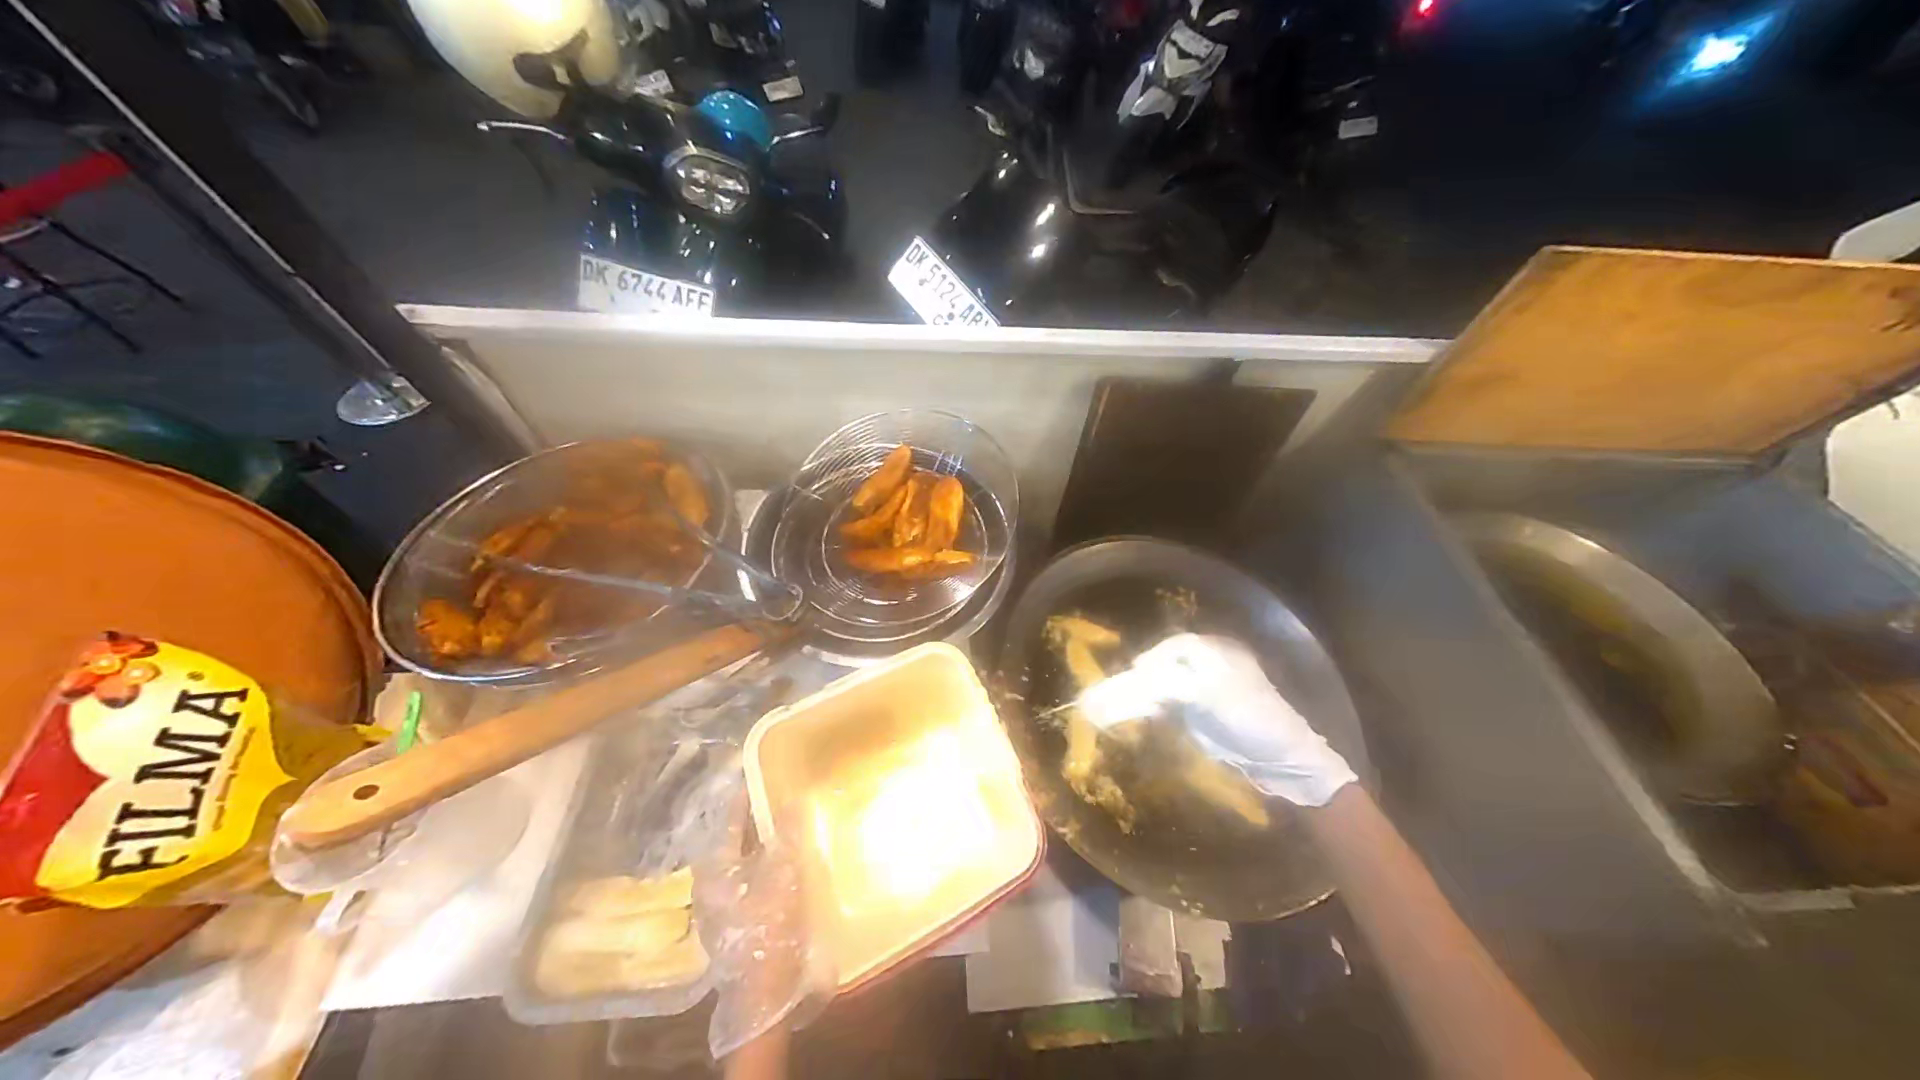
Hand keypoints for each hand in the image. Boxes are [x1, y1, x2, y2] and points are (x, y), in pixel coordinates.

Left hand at [694, 798, 829, 1061]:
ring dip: (765, 841)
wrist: (765, 997)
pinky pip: (751, 878)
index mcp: (714, 867)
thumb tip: (793, 798)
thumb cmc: (768, 930)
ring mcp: (720, 904)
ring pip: (744, 859)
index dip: (747, 792)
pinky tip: (789, 860)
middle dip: (759, 817)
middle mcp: (710, 882)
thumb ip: (787, 835)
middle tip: (786, 794)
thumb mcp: (783, 876)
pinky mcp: (735, 920)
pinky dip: (767, 863)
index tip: (765, 770)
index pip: (728, 817)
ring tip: (793, 822)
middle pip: (735, 838)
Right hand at [1078, 633, 1356, 806]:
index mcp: (1218, 653)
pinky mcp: (1202, 716)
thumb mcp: (1213, 694)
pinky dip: (1149, 709)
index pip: (1176, 646)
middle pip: (1165, 666)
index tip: (1131, 672)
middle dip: (1136, 679)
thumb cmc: (1254, 721)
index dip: (1152, 658)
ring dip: (1136, 695)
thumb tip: (1136, 674)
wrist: (1285, 765)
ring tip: (1108, 706)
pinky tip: (1134, 715)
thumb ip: (1172, 680)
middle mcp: (1211, 667)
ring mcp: (1206, 693)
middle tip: (1110, 692)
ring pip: (1162, 686)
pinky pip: (1168, 705)